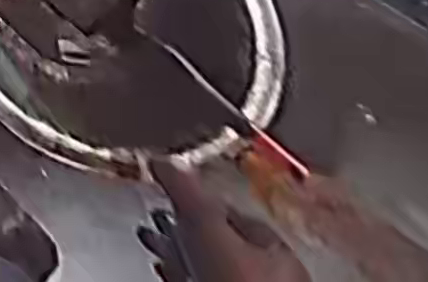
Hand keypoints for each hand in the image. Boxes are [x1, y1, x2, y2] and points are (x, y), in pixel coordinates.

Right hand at [139, 160, 309, 281]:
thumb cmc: (233, 280)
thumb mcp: (204, 224)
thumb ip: (183, 188)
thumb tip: (160, 158)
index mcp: (277, 250)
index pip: (228, 210)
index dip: (194, 197)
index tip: (164, 192)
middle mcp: (272, 275)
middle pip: (217, 239)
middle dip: (181, 226)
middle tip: (154, 217)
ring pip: (207, 265)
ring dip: (176, 251)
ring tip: (150, 242)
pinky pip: (199, 281)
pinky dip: (180, 274)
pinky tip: (164, 270)